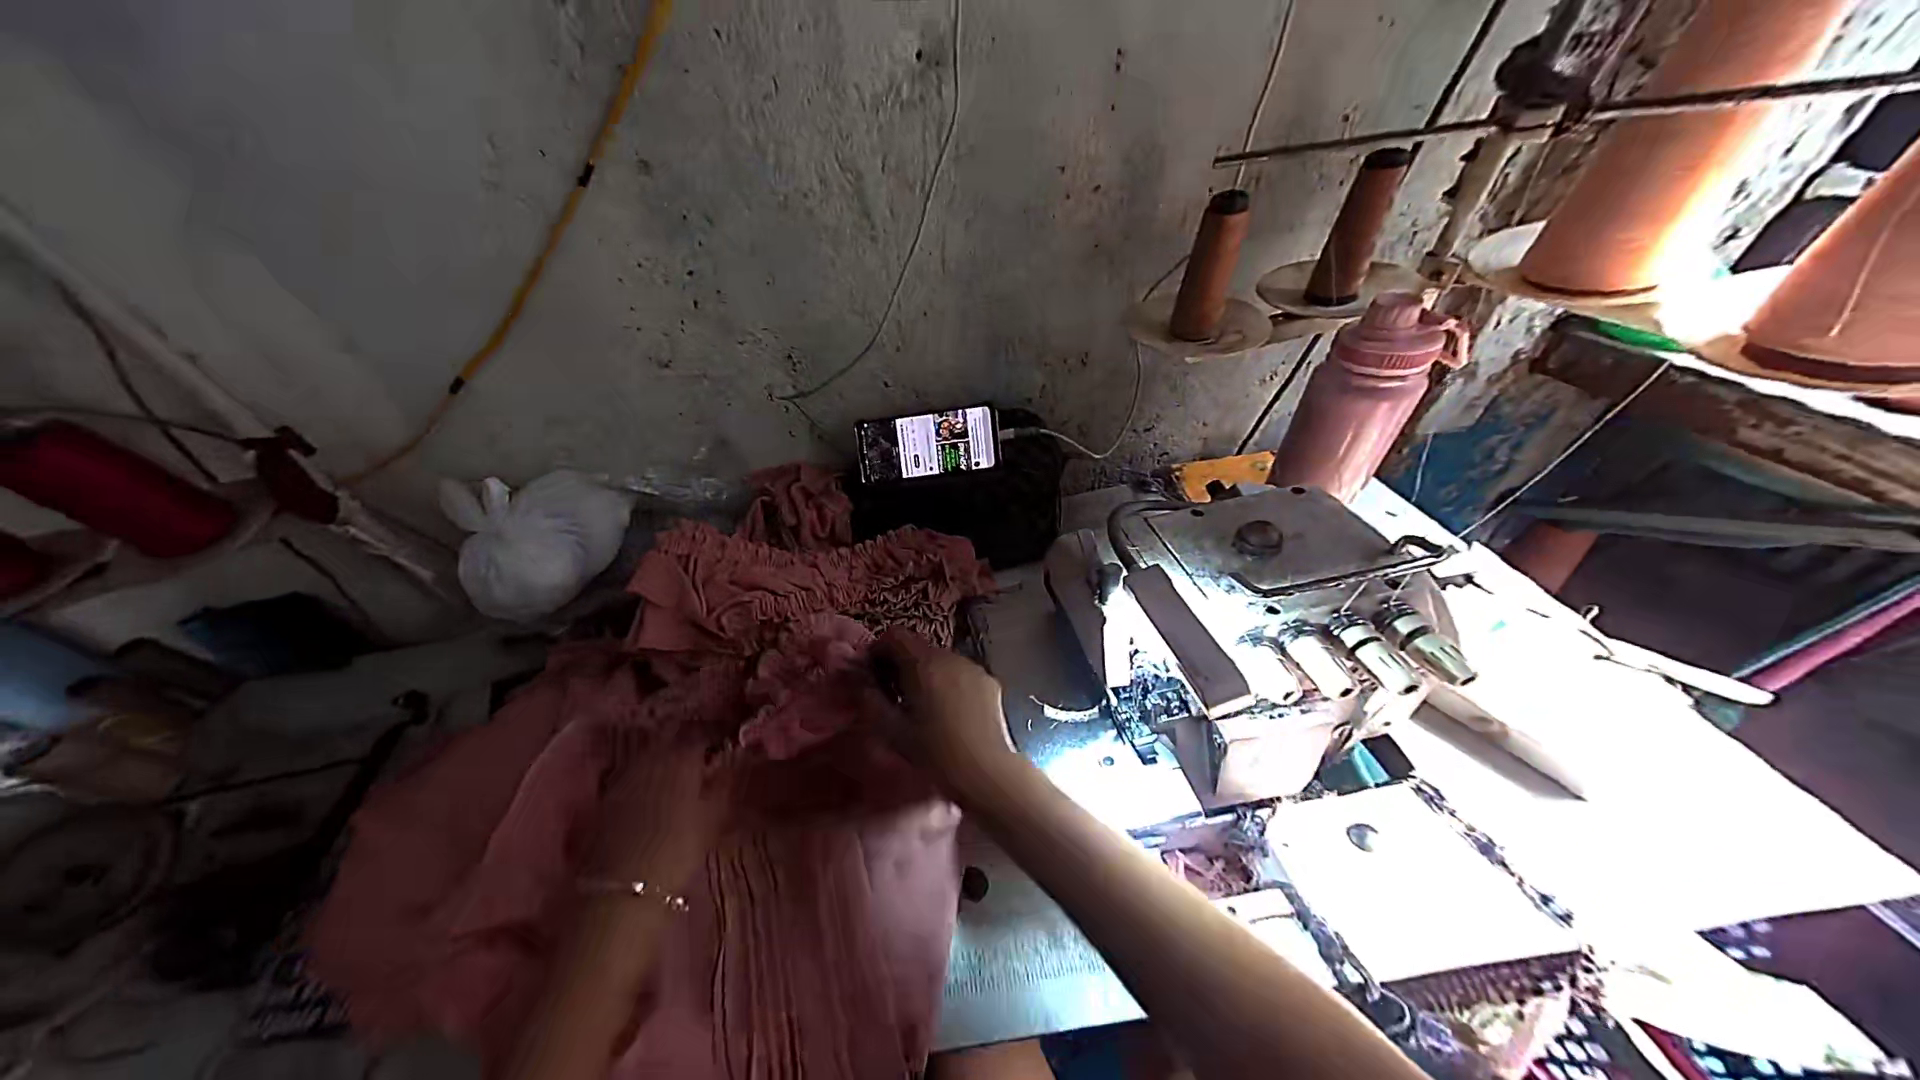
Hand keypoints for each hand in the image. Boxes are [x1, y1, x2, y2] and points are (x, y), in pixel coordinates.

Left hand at [593, 739, 731, 890]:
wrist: (621, 888)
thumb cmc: (677, 848)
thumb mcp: (714, 816)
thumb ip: (726, 780)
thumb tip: (739, 757)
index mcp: (680, 754)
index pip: (702, 729)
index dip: (717, 732)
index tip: (728, 740)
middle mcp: (651, 756)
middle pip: (672, 733)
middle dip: (689, 735)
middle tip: (706, 750)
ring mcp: (625, 774)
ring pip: (651, 750)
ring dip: (668, 752)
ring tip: (684, 769)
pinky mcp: (608, 795)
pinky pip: (635, 770)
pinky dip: (650, 771)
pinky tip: (658, 787)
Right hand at [873, 627, 1016, 794]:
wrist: (985, 771)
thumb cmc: (934, 752)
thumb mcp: (892, 729)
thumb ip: (870, 698)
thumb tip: (859, 680)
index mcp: (923, 663)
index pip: (894, 635)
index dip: (878, 650)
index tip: (874, 675)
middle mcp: (950, 656)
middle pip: (919, 646)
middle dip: (902, 663)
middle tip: (894, 695)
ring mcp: (973, 667)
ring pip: (941, 660)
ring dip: (927, 674)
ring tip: (923, 707)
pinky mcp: (989, 682)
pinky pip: (961, 673)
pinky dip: (949, 683)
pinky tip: (950, 713)